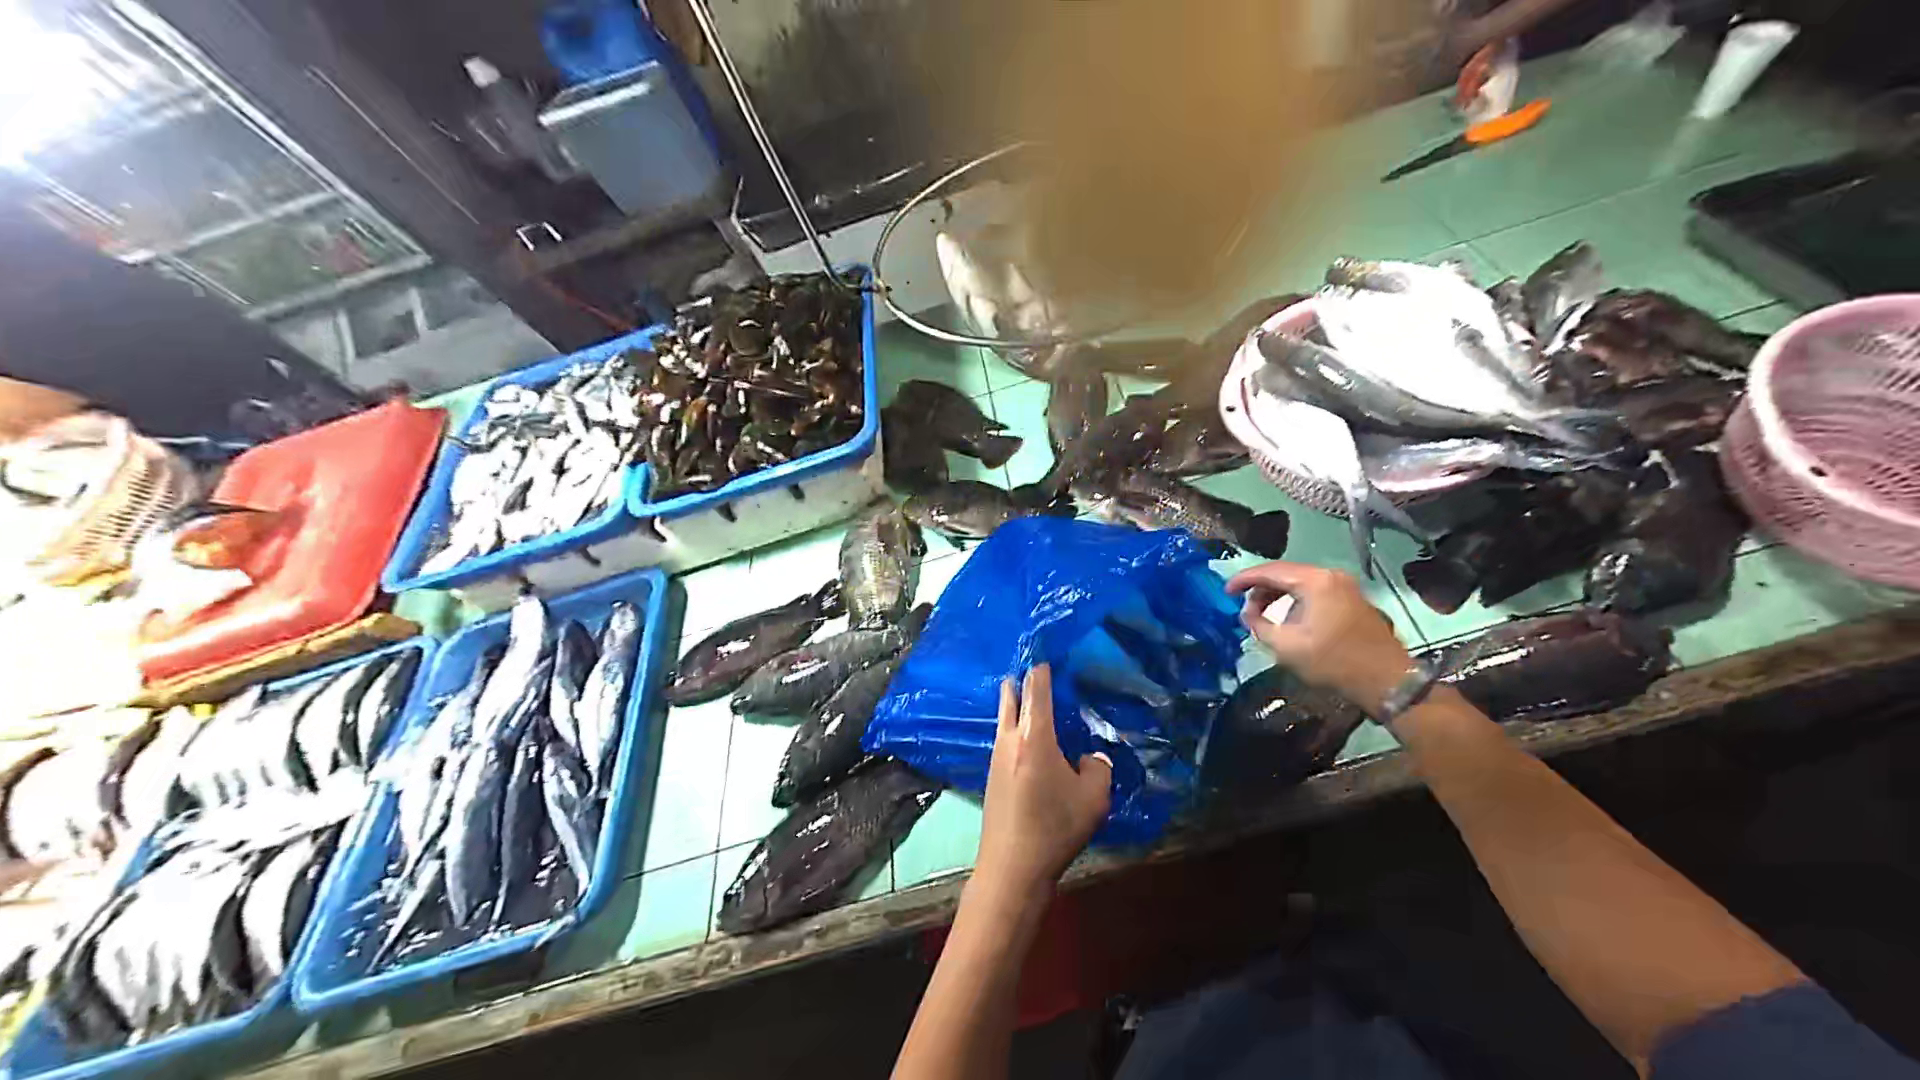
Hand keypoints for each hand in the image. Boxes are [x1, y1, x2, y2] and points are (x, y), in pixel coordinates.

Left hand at [975, 664, 1111, 900]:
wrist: (1012, 866)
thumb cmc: (1055, 826)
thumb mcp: (1094, 797)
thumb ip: (1097, 766)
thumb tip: (1088, 756)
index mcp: (1034, 735)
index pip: (1036, 687)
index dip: (1043, 666)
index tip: (1050, 651)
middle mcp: (1010, 738)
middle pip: (1010, 694)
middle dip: (1023, 678)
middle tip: (1040, 671)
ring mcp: (996, 756)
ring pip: (1004, 717)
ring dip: (1017, 704)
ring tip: (1037, 702)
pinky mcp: (991, 774)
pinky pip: (1004, 737)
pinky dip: (1015, 727)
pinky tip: (1030, 741)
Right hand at [1226, 561, 1414, 713]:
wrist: (1386, 681)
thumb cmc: (1333, 662)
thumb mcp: (1286, 646)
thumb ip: (1259, 625)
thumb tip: (1249, 615)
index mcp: (1314, 581)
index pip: (1269, 571)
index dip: (1243, 580)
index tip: (1225, 592)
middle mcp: (1330, 576)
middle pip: (1284, 573)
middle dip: (1259, 588)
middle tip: (1243, 608)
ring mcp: (1345, 586)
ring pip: (1299, 582)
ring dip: (1277, 595)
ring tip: (1261, 616)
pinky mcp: (1352, 599)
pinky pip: (1314, 591)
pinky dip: (1294, 600)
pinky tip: (1286, 618)